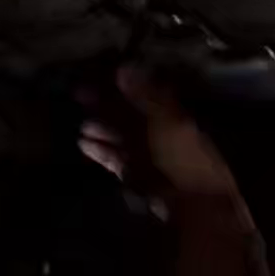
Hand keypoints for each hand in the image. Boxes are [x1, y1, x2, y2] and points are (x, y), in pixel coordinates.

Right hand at [78, 65, 238, 200]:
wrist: (195, 209)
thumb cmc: (183, 157)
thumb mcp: (166, 120)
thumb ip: (144, 94)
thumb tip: (123, 67)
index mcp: (172, 117)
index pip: (143, 95)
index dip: (122, 85)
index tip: (99, 75)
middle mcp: (160, 136)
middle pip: (128, 116)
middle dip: (104, 105)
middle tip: (79, 95)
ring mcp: (148, 158)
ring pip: (119, 138)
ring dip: (100, 129)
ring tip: (80, 123)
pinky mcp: (137, 179)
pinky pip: (115, 160)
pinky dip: (100, 152)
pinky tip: (83, 144)